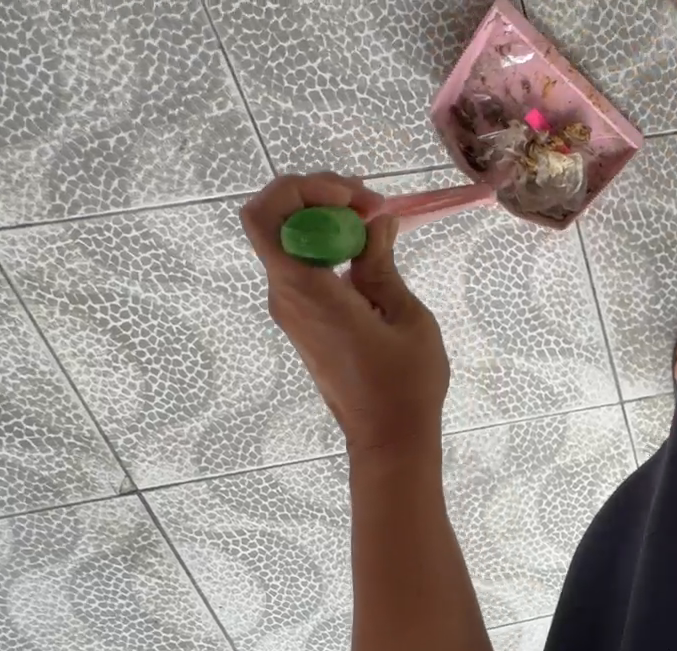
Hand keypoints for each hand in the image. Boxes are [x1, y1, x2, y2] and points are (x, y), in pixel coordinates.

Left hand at [241, 173, 448, 458]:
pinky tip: (368, 257)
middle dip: (317, 199)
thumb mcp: (407, 317)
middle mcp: (285, 296)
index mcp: (306, 291)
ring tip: (376, 226)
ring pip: (289, 244)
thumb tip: (376, 224)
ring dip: (326, 224)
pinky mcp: (305, 323)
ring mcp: (292, 311)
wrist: (390, 436)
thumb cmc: (405, 382)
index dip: (306, 189)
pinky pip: (305, 269)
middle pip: (274, 222)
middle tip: (370, 206)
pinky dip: (330, 250)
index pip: (269, 215)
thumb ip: (382, 264)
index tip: (359, 198)